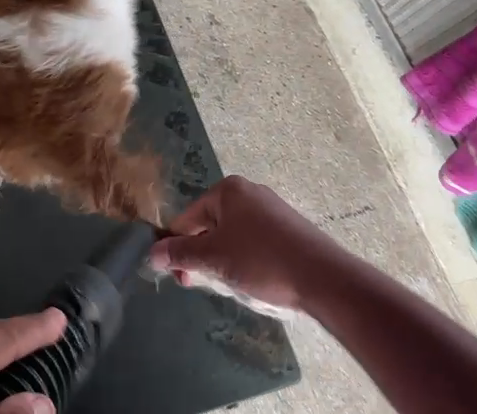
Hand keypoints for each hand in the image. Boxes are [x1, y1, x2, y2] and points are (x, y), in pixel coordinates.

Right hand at [150, 175, 351, 312]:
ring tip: (233, 286)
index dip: (178, 247)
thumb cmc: (261, 261)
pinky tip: (256, 282)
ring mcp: (272, 211)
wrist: (324, 278)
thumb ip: (180, 254)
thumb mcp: (214, 259)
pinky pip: (256, 244)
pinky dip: (249, 262)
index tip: (178, 276)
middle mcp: (249, 193)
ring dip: (225, 262)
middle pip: (211, 226)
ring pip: (233, 238)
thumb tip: (152, 253)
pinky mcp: (290, 231)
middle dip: (204, 257)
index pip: (188, 218)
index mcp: (228, 190)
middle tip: (203, 284)